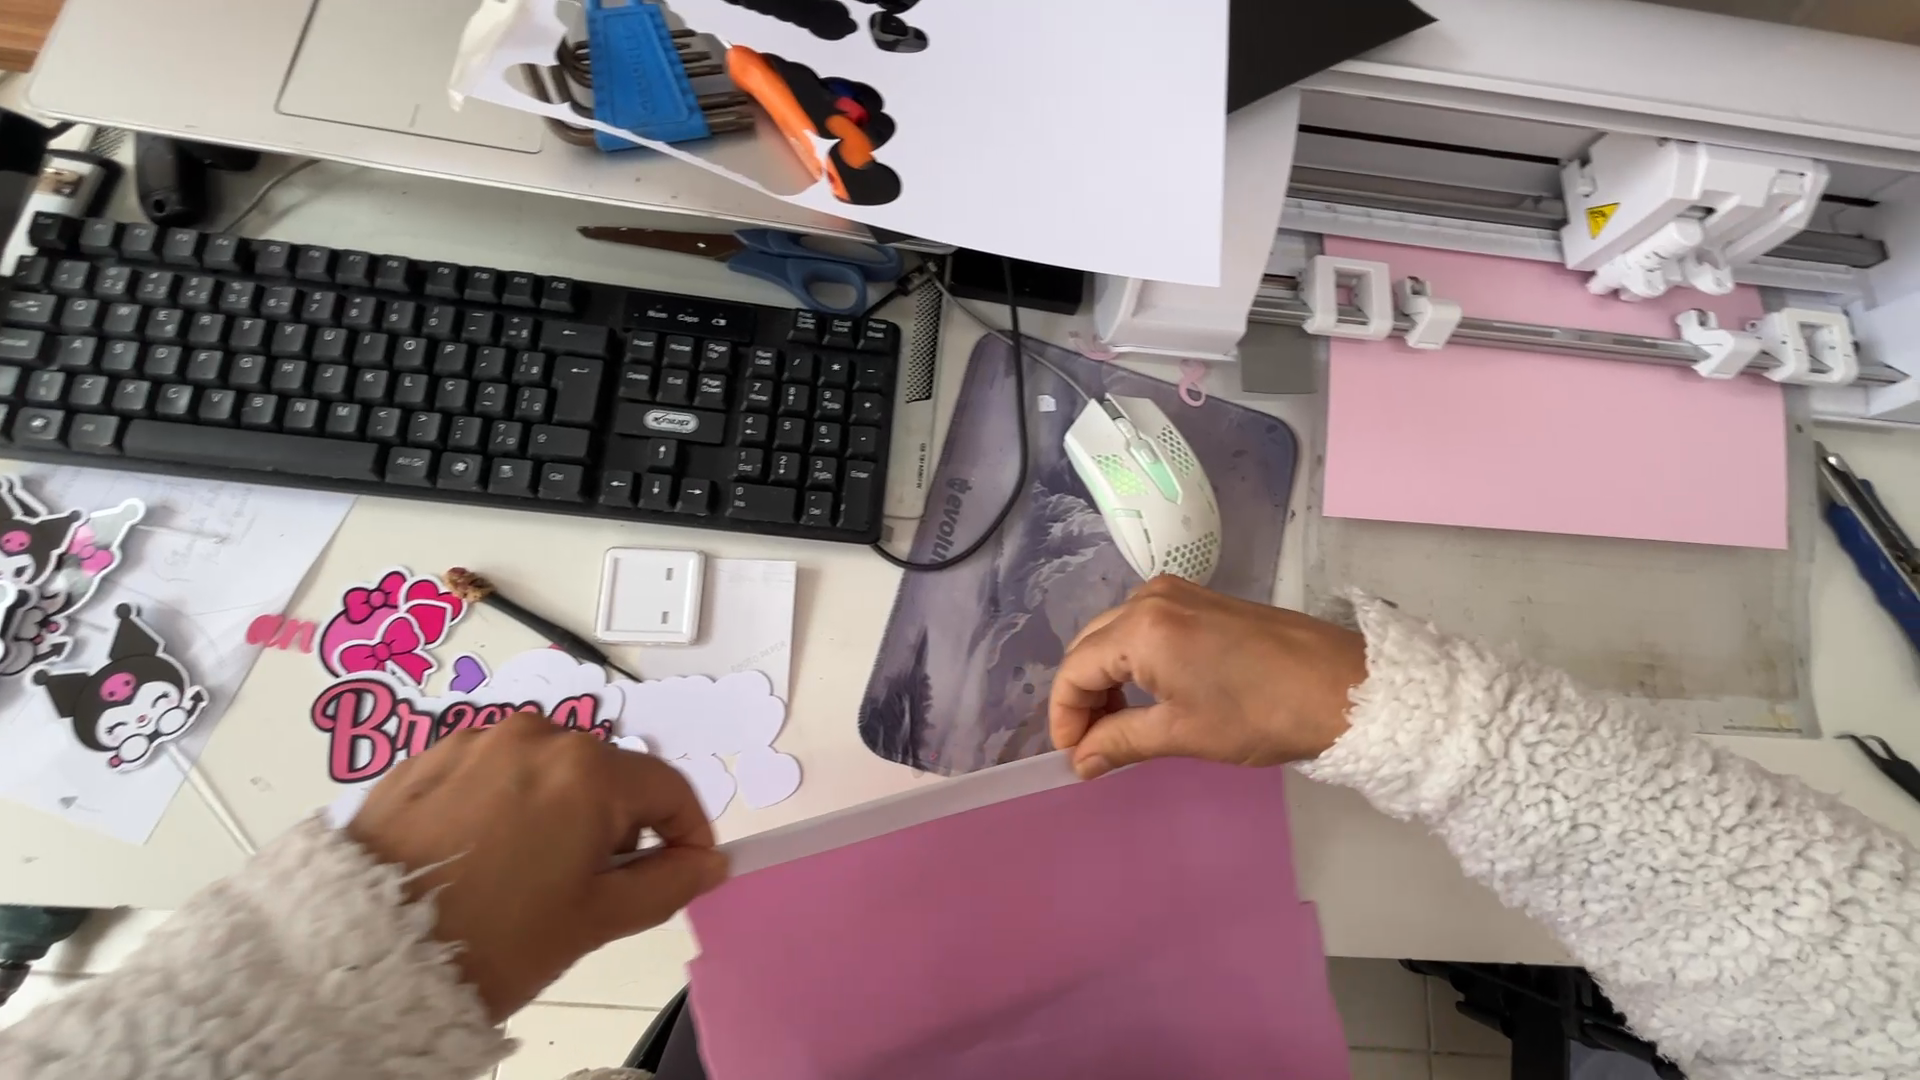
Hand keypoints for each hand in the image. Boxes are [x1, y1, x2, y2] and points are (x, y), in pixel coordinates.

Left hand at [348, 713, 727, 1020]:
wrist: (345, 963)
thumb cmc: (492, 940)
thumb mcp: (596, 920)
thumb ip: (669, 883)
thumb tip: (709, 862)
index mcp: (589, 769)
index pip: (670, 789)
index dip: (689, 831)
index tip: (687, 868)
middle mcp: (541, 735)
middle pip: (612, 776)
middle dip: (621, 824)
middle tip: (594, 885)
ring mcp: (482, 738)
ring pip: (556, 768)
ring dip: (566, 808)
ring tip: (531, 868)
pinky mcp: (432, 753)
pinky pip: (501, 768)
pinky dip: (513, 800)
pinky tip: (486, 849)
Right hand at [1049, 576, 1368, 779]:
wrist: (1344, 686)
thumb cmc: (1261, 713)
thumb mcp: (1183, 733)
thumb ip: (1120, 743)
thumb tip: (1081, 762)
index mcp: (1140, 628)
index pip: (1075, 669)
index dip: (1065, 715)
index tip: (1073, 755)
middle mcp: (1148, 598)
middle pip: (1088, 646)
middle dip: (1081, 695)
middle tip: (1093, 743)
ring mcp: (1174, 591)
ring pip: (1112, 634)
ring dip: (1104, 676)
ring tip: (1118, 723)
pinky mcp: (1197, 597)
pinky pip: (1140, 624)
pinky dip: (1130, 659)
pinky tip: (1145, 691)